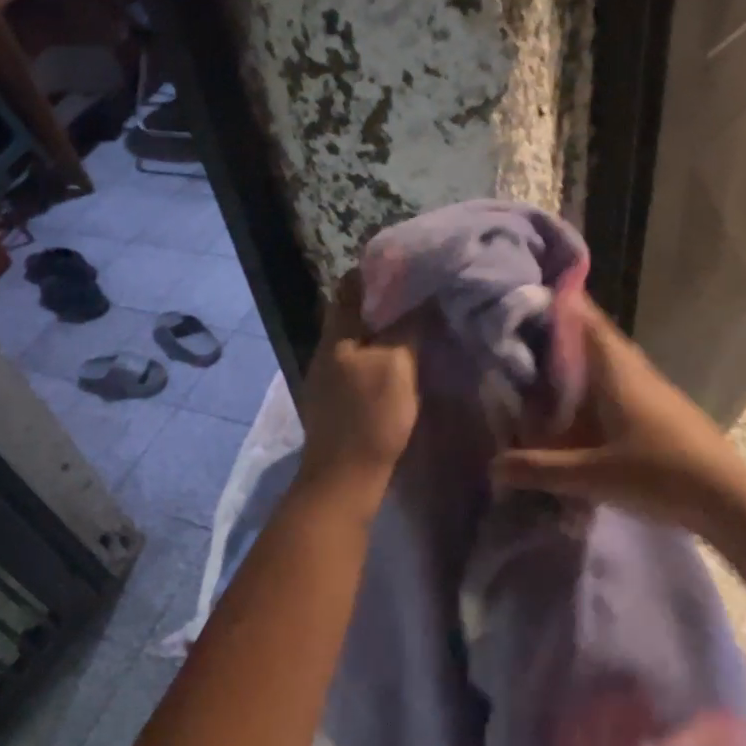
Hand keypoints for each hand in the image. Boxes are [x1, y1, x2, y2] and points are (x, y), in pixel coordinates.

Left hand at [297, 271, 419, 492]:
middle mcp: (324, 352)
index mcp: (335, 335)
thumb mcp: (397, 366)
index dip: (376, 271)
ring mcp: (326, 382)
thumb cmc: (370, 418)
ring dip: (383, 334)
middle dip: (383, 303)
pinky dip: (379, 361)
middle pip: (352, 315)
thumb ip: (407, 327)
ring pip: (356, 344)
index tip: (409, 265)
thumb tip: (421, 295)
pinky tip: (401, 368)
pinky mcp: (335, 406)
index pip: (349, 286)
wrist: (343, 481)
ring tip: (417, 328)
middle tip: (421, 296)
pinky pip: (358, 369)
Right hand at [491, 294, 738, 530]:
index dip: (559, 300)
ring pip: (608, 362)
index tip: (527, 291)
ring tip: (542, 369)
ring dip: (578, 360)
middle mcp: (634, 370)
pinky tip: (580, 409)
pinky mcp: (662, 411)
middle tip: (522, 332)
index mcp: (616, 371)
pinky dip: (594, 386)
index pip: (585, 319)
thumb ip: (539, 469)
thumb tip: (493, 465)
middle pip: (595, 337)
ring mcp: (653, 389)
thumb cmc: (658, 474)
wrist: (726, 497)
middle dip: (561, 331)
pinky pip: (619, 385)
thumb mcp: (590, 476)